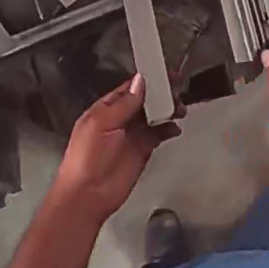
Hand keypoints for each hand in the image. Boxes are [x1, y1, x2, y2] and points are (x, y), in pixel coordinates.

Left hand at [46, 75, 180, 227]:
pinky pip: (159, 134)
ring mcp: (132, 134)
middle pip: (145, 100)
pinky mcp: (143, 149)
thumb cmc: (87, 157)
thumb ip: (123, 104)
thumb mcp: (101, 124)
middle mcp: (120, 118)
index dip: (147, 80)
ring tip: (180, 108)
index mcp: (106, 108)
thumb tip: (140, 81)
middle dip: (161, 93)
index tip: (165, 73)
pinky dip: (168, 128)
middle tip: (178, 88)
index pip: (129, 88)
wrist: (88, 194)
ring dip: (167, 109)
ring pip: (154, 115)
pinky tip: (175, 127)